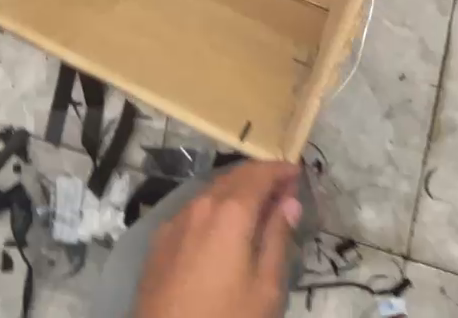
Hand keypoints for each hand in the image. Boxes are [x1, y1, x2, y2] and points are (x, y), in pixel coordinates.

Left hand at [134, 160, 302, 317]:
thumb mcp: (265, 288)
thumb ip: (278, 238)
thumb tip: (289, 202)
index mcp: (231, 212)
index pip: (260, 175)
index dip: (280, 170)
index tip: (297, 172)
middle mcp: (201, 205)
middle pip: (235, 177)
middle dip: (260, 177)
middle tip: (282, 189)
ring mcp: (176, 221)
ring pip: (212, 191)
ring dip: (237, 190)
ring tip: (257, 207)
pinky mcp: (160, 240)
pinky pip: (194, 211)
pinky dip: (215, 208)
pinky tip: (221, 228)